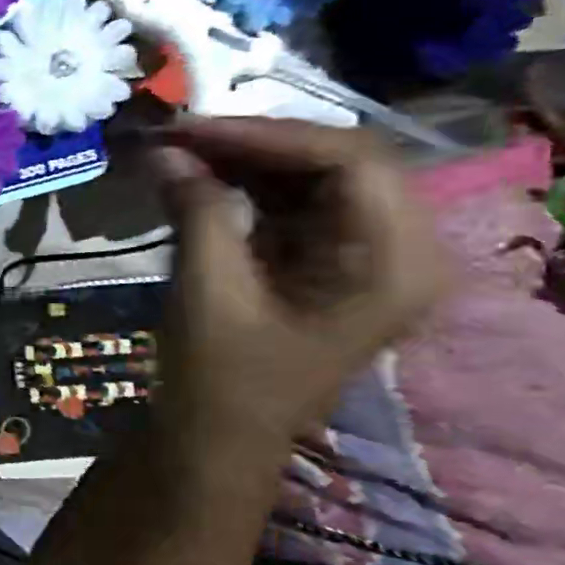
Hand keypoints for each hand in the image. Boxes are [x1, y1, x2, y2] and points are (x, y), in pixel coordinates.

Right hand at [150, 117, 444, 447]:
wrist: (219, 436)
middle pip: (340, 160)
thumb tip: (164, 149)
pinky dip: (246, 182)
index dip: (267, 135)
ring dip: (247, 158)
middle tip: (179, 135)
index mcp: (395, 264)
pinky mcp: (327, 259)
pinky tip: (199, 175)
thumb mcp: (208, 291)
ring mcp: (365, 253)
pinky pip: (296, 200)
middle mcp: (400, 249)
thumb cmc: (221, 376)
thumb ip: (195, 211)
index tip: (188, 128)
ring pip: (316, 175)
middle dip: (255, 142)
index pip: (351, 162)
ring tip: (181, 149)